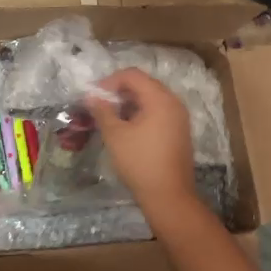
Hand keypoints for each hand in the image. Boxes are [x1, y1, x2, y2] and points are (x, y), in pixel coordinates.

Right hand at [87, 68, 196, 208]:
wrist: (168, 195)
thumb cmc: (140, 162)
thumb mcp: (115, 135)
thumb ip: (102, 111)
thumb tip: (91, 96)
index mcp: (160, 99)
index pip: (132, 75)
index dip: (110, 81)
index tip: (93, 97)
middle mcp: (173, 103)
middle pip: (143, 85)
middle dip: (119, 93)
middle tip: (100, 107)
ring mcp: (179, 118)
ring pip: (150, 100)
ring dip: (128, 105)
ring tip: (110, 120)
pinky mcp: (179, 132)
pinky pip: (158, 113)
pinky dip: (140, 115)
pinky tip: (127, 131)